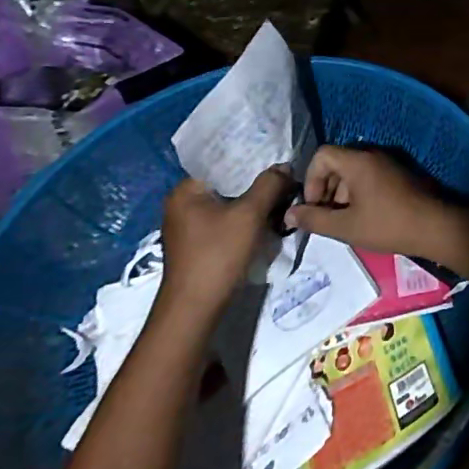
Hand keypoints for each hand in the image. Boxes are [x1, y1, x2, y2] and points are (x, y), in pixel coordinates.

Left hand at [157, 169, 288, 317]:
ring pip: (229, 203)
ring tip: (281, 199)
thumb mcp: (250, 215)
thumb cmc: (218, 255)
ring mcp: (188, 226)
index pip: (223, 162)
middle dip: (257, 182)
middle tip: (286, 180)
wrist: (195, 309)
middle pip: (228, 183)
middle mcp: (182, 204)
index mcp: (186, 190)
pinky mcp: (197, 244)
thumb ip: (269, 185)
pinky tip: (266, 222)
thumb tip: (284, 166)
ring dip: (254, 203)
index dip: (253, 159)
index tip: (279, 159)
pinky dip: (245, 219)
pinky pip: (225, 221)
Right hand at [287, 146, 453, 258]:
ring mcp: (388, 163)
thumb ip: (314, 218)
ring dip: (342, 192)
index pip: (322, 155)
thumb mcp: (345, 226)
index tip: (314, 205)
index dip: (311, 179)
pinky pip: (369, 176)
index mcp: (358, 161)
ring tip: (344, 220)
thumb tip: (289, 213)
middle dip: (325, 188)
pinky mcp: (398, 174)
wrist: (434, 226)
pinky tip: (363, 216)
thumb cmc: (387, 224)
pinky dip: (359, 192)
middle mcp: (372, 155)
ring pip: (353, 170)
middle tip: (326, 215)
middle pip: (337, 162)